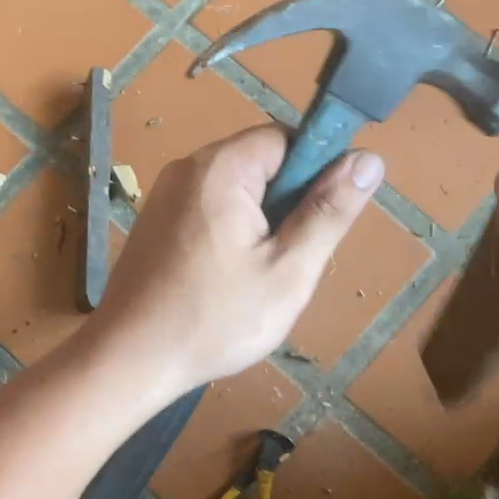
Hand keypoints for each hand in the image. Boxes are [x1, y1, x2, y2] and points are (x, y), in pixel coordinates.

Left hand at [89, 125, 382, 397]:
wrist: (129, 361)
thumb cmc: (214, 321)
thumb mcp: (287, 272)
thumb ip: (329, 213)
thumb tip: (369, 159)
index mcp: (222, 168)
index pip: (287, 137)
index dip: (315, 174)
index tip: (319, 224)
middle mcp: (188, 168)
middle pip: (260, 163)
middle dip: (286, 206)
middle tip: (287, 262)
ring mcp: (165, 196)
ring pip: (236, 192)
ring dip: (259, 226)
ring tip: (256, 278)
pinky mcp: (154, 224)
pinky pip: (208, 212)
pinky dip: (229, 237)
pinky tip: (226, 282)